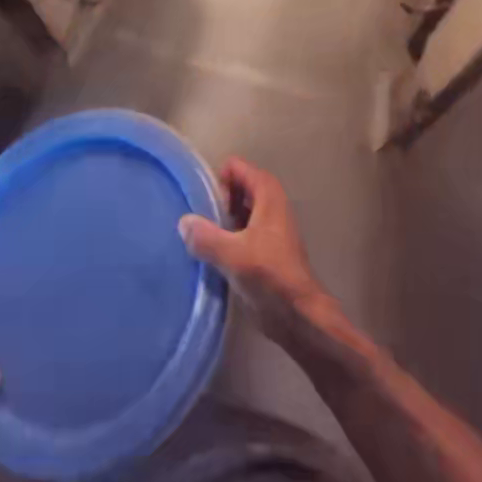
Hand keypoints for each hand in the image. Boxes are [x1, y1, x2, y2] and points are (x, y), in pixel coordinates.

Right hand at [179, 158, 329, 344]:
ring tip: (205, 240)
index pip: (236, 167)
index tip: (208, 208)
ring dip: (222, 221)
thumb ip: (205, 237)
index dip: (219, 182)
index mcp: (267, 195)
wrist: (298, 314)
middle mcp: (271, 204)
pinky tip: (214, 256)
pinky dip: (228, 236)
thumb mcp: (233, 255)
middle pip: (237, 187)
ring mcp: (270, 227)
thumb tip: (183, 222)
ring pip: (239, 210)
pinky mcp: (267, 248)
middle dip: (218, 201)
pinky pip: (242, 230)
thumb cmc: (270, 276)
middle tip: (205, 225)